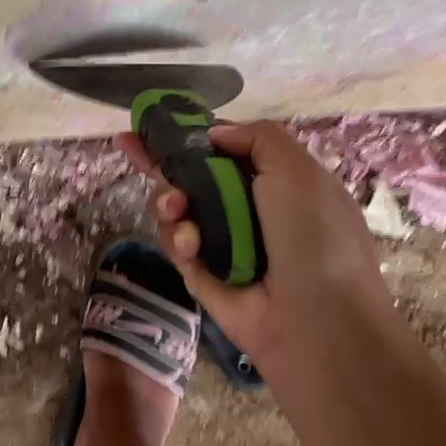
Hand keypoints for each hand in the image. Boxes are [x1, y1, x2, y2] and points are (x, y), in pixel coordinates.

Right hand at [117, 121, 392, 364]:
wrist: (317, 322)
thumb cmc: (315, 238)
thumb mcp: (299, 172)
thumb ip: (257, 138)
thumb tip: (213, 133)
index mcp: (275, 183)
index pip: (224, 150)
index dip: (192, 135)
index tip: (158, 123)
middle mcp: (245, 208)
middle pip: (189, 174)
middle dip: (160, 159)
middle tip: (129, 145)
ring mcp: (220, 240)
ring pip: (174, 205)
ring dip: (168, 200)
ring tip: (175, 208)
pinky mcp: (199, 270)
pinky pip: (173, 241)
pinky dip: (178, 238)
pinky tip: (191, 246)